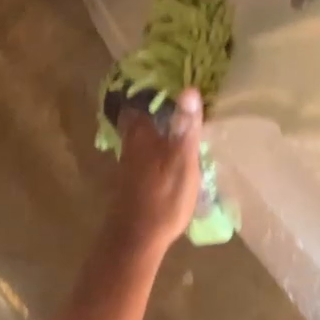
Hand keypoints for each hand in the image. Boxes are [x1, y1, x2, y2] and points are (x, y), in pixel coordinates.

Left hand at [106, 87, 203, 254]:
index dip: (147, 90)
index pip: (138, 102)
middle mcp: (130, 145)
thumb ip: (186, 128)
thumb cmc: (163, 198)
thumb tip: (190, 89)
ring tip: (173, 121)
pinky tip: (167, 153)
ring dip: (153, 128)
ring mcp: (129, 164)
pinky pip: (143, 154)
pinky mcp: (132, 181)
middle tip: (171, 98)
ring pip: (140, 137)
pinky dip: (154, 148)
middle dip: (151, 108)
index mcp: (142, 135)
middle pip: (138, 118)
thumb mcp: (182, 162)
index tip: (162, 79)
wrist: (137, 239)